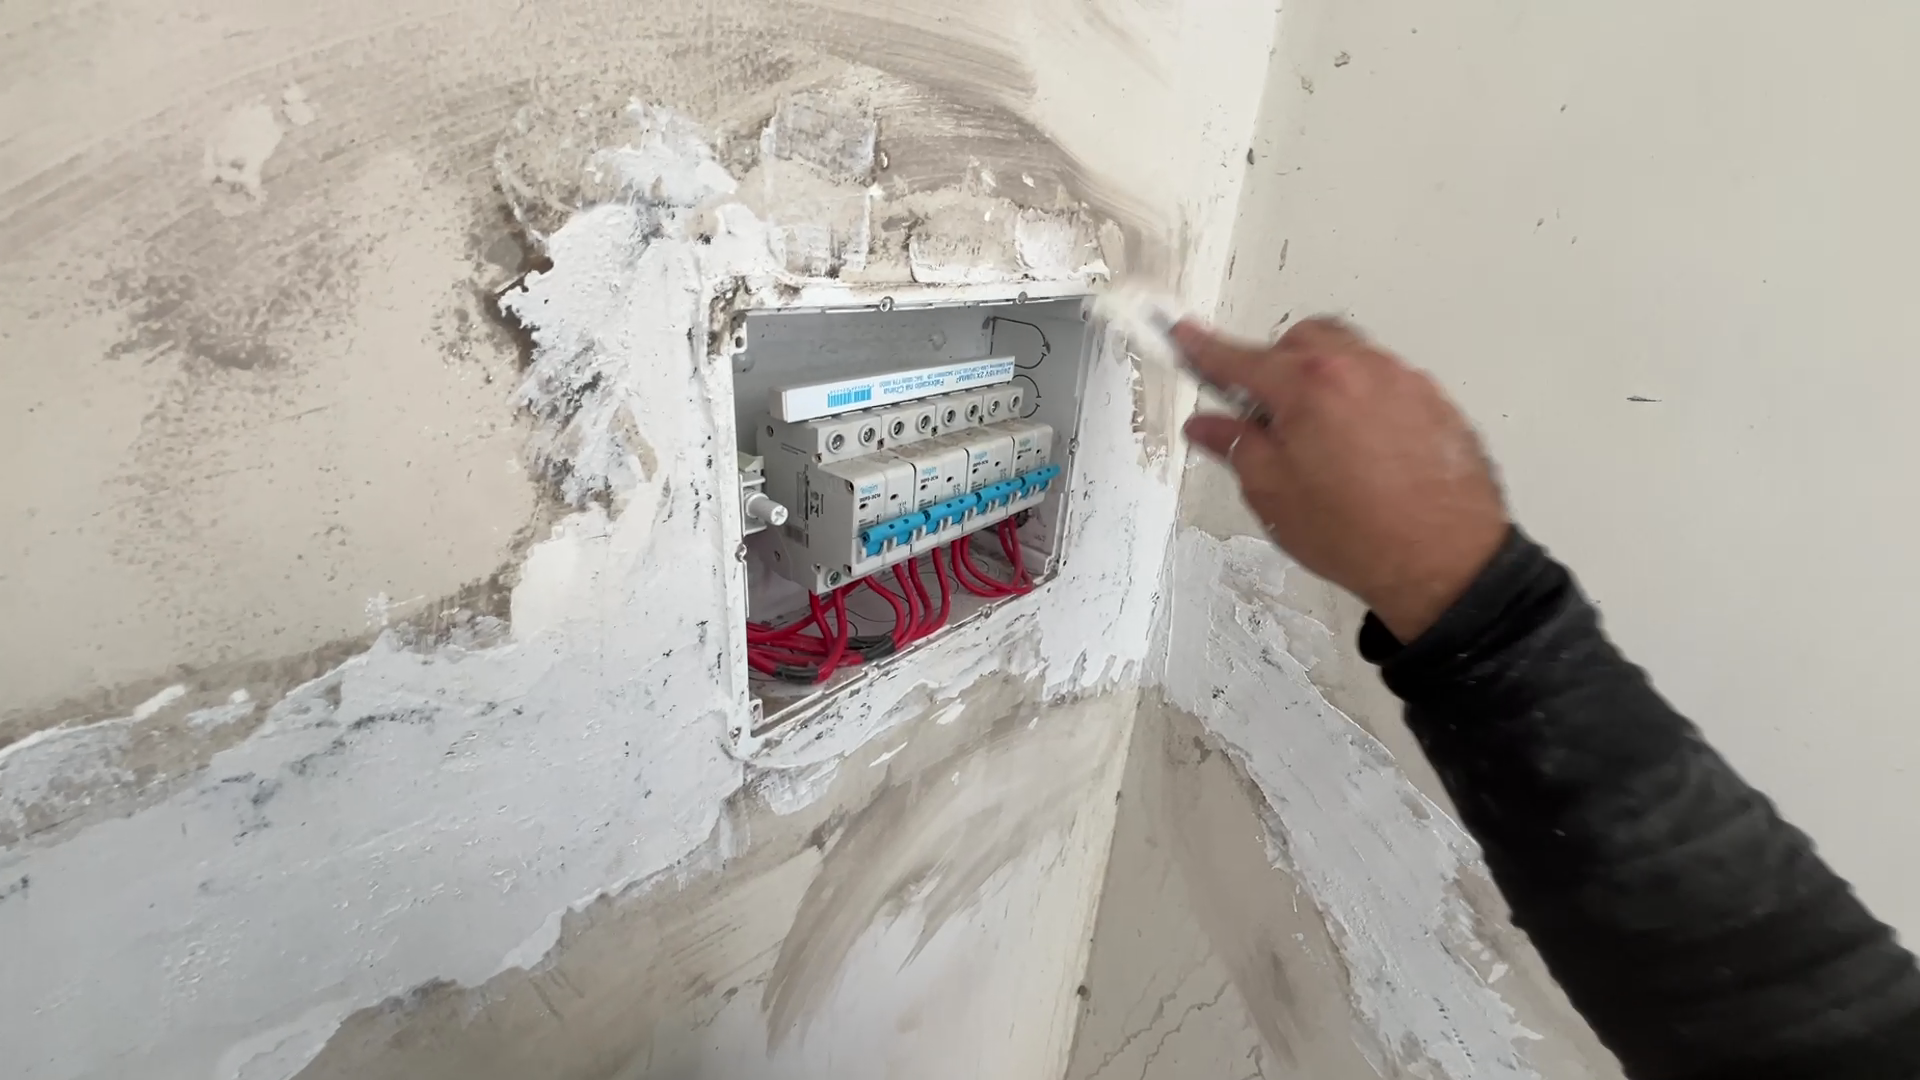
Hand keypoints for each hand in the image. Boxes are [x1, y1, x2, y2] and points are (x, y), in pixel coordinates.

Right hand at [1177, 317, 1509, 641]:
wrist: (1442, 562)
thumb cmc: (1359, 533)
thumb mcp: (1270, 492)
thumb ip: (1234, 445)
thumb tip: (1208, 425)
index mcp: (1310, 387)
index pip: (1240, 358)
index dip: (1204, 348)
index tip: (1185, 335)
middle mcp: (1360, 370)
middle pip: (1299, 340)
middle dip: (1271, 363)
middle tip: (1259, 411)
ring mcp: (1402, 381)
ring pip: (1344, 354)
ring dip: (1316, 379)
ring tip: (1311, 436)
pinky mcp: (1432, 401)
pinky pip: (1381, 379)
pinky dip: (1355, 397)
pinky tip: (1352, 447)